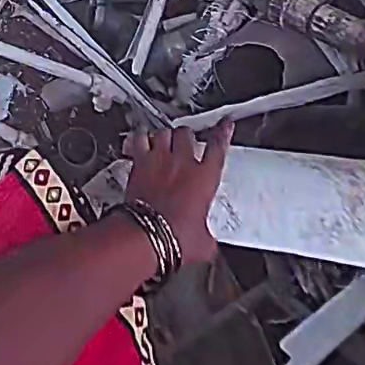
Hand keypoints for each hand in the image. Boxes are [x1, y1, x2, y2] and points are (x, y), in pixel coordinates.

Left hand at [124, 124, 231, 263]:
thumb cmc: (176, 237)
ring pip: (163, 131)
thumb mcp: (204, 241)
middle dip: (186, 135)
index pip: (218, 148)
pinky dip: (141, 136)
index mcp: (204, 178)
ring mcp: (159, 158)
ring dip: (165, 135)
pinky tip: (141, 138)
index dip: (223, 133)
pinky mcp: (139, 160)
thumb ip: (207, 231)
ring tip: (164, 140)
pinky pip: (139, 137)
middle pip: (186, 133)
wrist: (147, 234)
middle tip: (185, 140)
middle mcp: (182, 163)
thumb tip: (205, 238)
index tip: (225, 123)